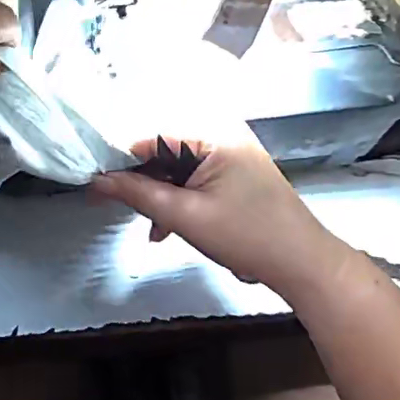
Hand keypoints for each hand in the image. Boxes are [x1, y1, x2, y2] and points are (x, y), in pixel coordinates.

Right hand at [89, 132, 353, 297]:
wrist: (305, 266)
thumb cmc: (247, 235)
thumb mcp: (184, 215)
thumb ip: (137, 193)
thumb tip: (96, 180)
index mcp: (211, 133)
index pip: (148, 138)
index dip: (118, 161)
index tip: (94, 183)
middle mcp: (219, 134)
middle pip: (159, 151)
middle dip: (138, 182)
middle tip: (112, 205)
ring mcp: (226, 153)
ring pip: (172, 168)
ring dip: (155, 195)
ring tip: (149, 225)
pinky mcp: (230, 172)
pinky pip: (189, 177)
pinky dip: (174, 199)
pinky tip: (164, 227)